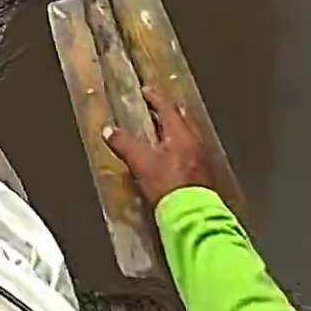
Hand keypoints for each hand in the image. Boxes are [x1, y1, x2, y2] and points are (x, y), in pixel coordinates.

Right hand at [102, 84, 219, 207]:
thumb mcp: (139, 161)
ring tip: (158, 133)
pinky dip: (176, 148)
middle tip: (153, 109)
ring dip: (171, 132)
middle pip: (180, 120)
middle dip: (166, 113)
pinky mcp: (202, 176)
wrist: (193, 219)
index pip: (167, 108)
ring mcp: (201, 159)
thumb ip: (123, 143)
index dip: (155, 98)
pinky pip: (188, 152)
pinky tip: (168, 157)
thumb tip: (107, 129)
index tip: (146, 91)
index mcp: (181, 133)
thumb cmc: (167, 185)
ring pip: (185, 137)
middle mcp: (194, 142)